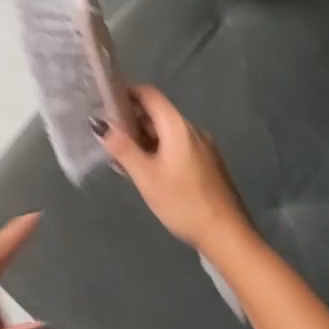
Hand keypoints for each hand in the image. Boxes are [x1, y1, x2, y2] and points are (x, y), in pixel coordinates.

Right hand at [97, 85, 251, 248]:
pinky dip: (158, 150)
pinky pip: (177, 146)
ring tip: (122, 155)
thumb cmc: (183, 202)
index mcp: (178, 127)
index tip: (104, 100)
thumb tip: (100, 124)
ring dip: (144, 138)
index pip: (149, 94)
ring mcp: (203, 147)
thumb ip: (123, 148)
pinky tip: (147, 170)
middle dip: (132, 120)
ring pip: (166, 132)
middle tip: (107, 134)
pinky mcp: (207, 164)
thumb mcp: (146, 177)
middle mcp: (192, 130)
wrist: (228, 236)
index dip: (126, 92)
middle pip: (158, 113)